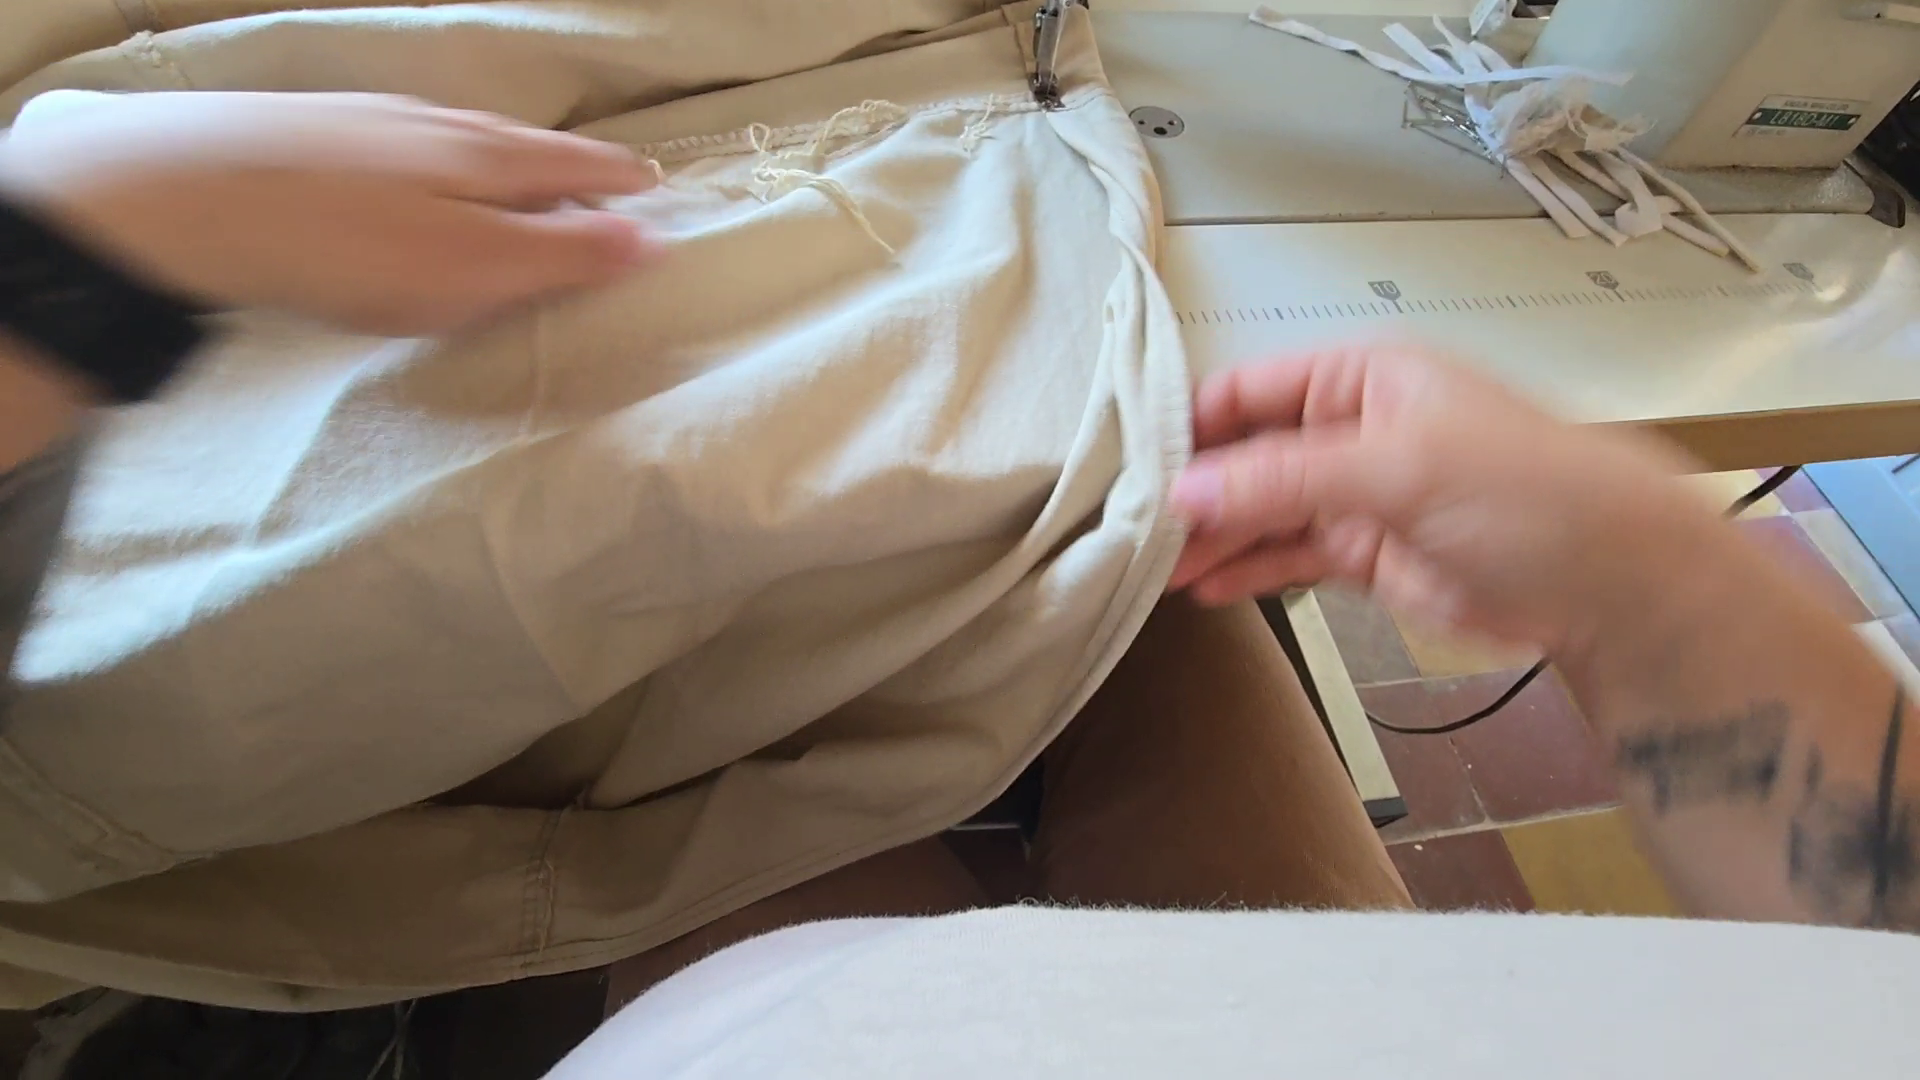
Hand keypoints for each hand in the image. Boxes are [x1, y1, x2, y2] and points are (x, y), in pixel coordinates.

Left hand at [0, 91, 660, 335]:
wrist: (176, 199)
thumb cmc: (358, 248)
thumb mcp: (484, 266)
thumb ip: (569, 252)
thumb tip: (651, 238)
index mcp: (490, 157)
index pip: (579, 163)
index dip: (621, 177)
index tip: (656, 184)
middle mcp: (441, 125)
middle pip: (529, 143)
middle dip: (576, 164)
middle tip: (607, 181)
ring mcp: (377, 123)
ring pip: (471, 137)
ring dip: (516, 158)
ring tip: (534, 177)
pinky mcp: (322, 132)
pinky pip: (420, 142)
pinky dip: (455, 159)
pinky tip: (438, 172)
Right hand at [1166, 344, 1727, 655]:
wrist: (1612, 588)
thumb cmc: (1527, 492)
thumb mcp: (1399, 467)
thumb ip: (1283, 478)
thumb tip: (1184, 493)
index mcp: (1356, 381)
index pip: (1247, 391)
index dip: (1193, 425)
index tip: (1142, 466)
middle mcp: (1344, 431)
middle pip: (1244, 456)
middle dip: (1197, 493)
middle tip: (1145, 528)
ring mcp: (1348, 494)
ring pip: (1258, 511)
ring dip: (1213, 538)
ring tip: (1162, 567)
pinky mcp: (1356, 551)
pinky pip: (1283, 556)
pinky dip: (1245, 571)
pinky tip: (1206, 587)